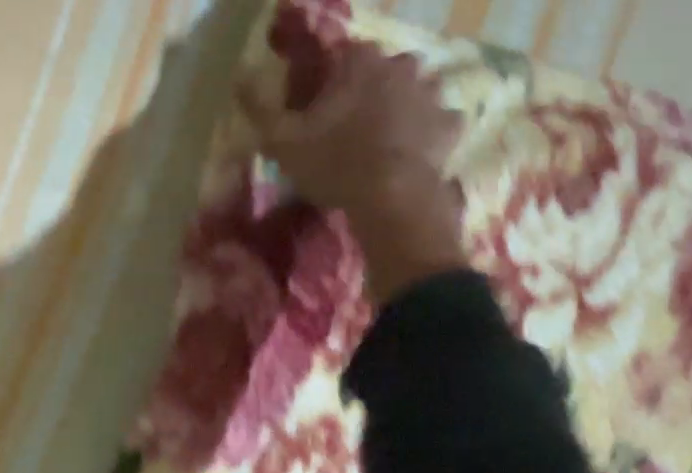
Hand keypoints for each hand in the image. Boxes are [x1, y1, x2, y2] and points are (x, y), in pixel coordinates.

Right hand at [238, 41, 467, 303]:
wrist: (389, 198)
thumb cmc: (333, 163)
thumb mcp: (282, 140)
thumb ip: (260, 107)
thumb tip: (241, 75)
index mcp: (361, 62)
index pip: (344, 55)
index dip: (331, 80)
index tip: (321, 106)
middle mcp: (402, 66)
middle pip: (383, 70)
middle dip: (370, 90)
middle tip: (353, 125)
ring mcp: (432, 93)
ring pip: (416, 92)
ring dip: (403, 108)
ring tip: (384, 140)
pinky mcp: (450, 124)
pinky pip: (439, 122)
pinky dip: (427, 133)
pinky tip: (413, 152)